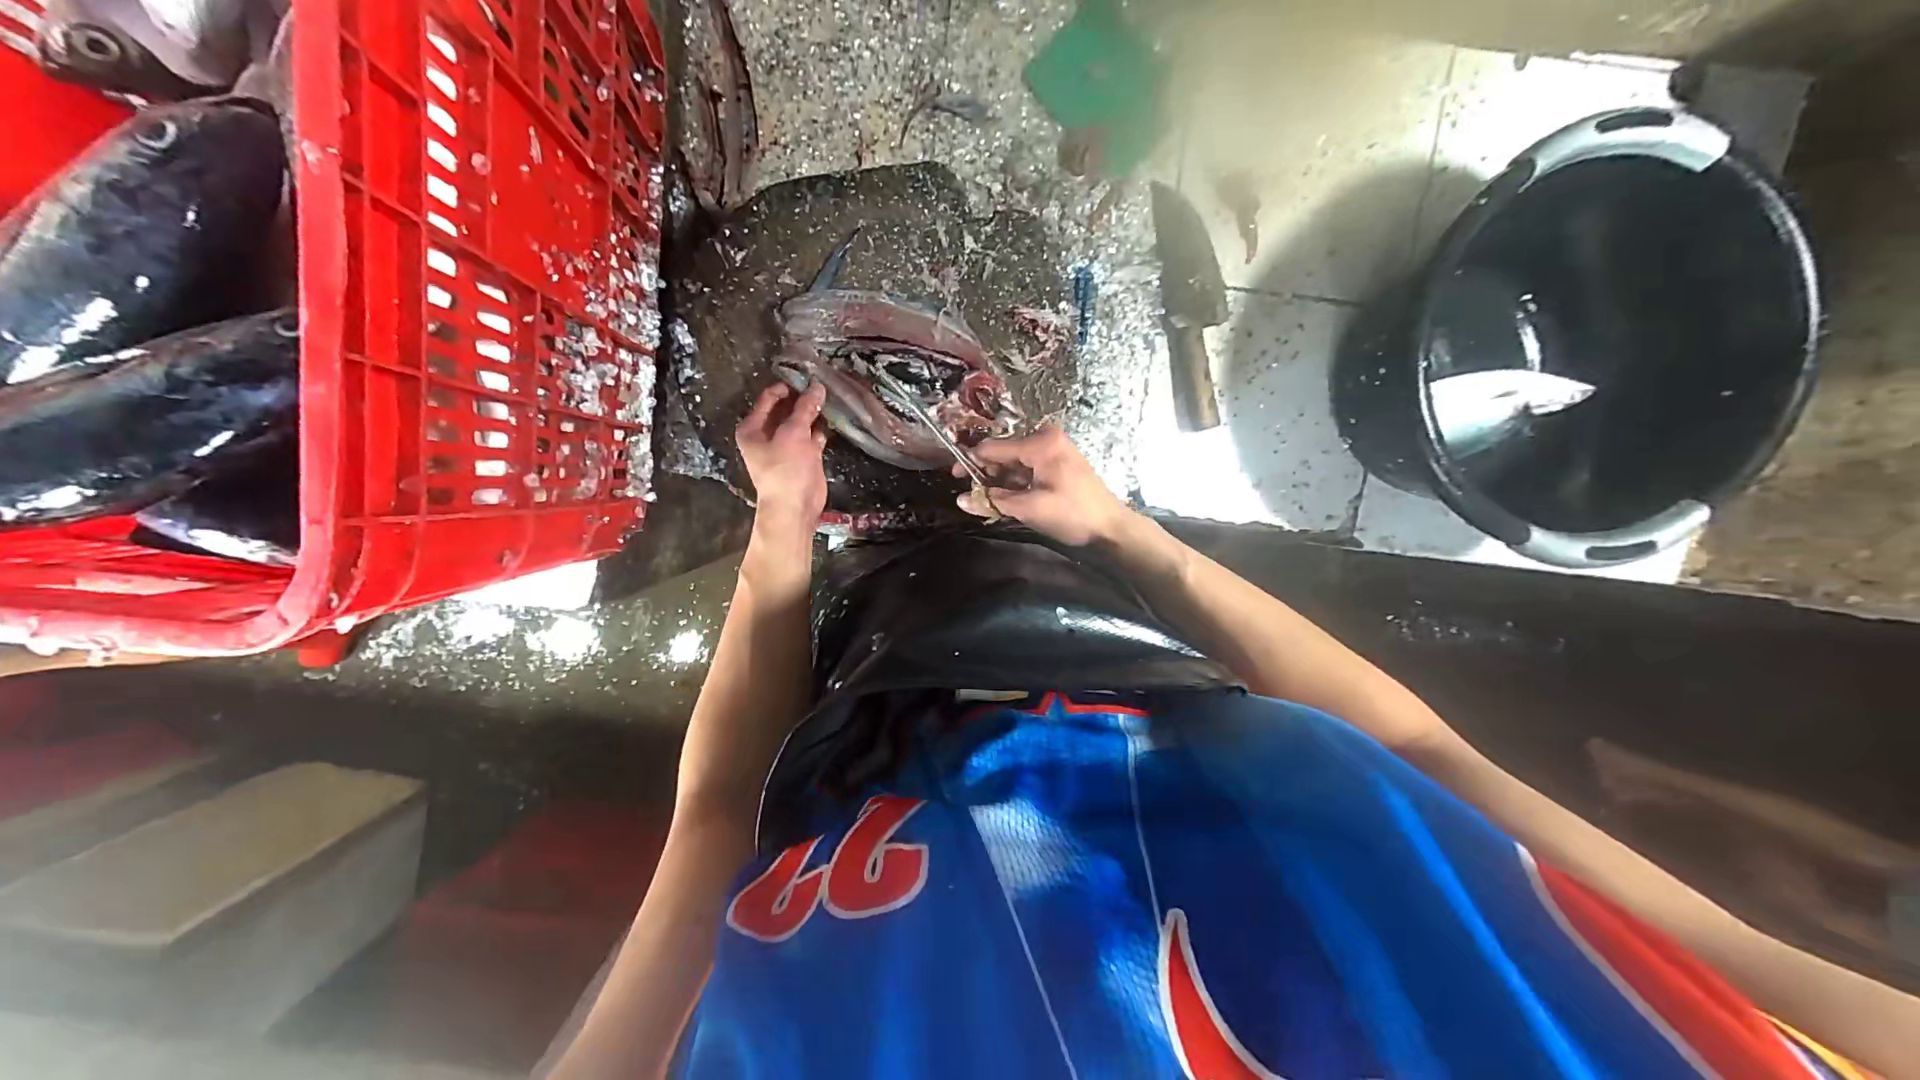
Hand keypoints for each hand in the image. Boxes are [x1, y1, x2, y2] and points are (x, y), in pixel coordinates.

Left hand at [737, 381, 827, 538]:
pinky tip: (833, 418)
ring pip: (800, 422)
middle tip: (822, 384)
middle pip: (785, 409)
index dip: (786, 386)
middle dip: (802, 398)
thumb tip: (817, 386)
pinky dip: (821, 429)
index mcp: (753, 428)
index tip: (806, 376)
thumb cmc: (785, 468)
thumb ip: (805, 408)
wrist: (795, 507)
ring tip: (830, 397)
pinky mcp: (804, 457)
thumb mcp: (793, 433)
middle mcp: (766, 435)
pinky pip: (812, 436)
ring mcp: (786, 446)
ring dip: (813, 412)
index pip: (768, 398)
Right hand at [955, 426, 1134, 546]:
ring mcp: (1052, 450)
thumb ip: (993, 502)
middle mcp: (1045, 439)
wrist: (1111, 527)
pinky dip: (1014, 485)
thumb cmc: (1073, 514)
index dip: (971, 462)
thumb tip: (960, 500)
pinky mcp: (1056, 463)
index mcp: (1040, 443)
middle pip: (1002, 454)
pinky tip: (1006, 501)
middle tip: (973, 497)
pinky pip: (1026, 470)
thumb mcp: (1029, 509)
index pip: (993, 448)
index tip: (953, 477)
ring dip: (1000, 483)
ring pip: (1013, 464)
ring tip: (989, 503)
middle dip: (986, 475)